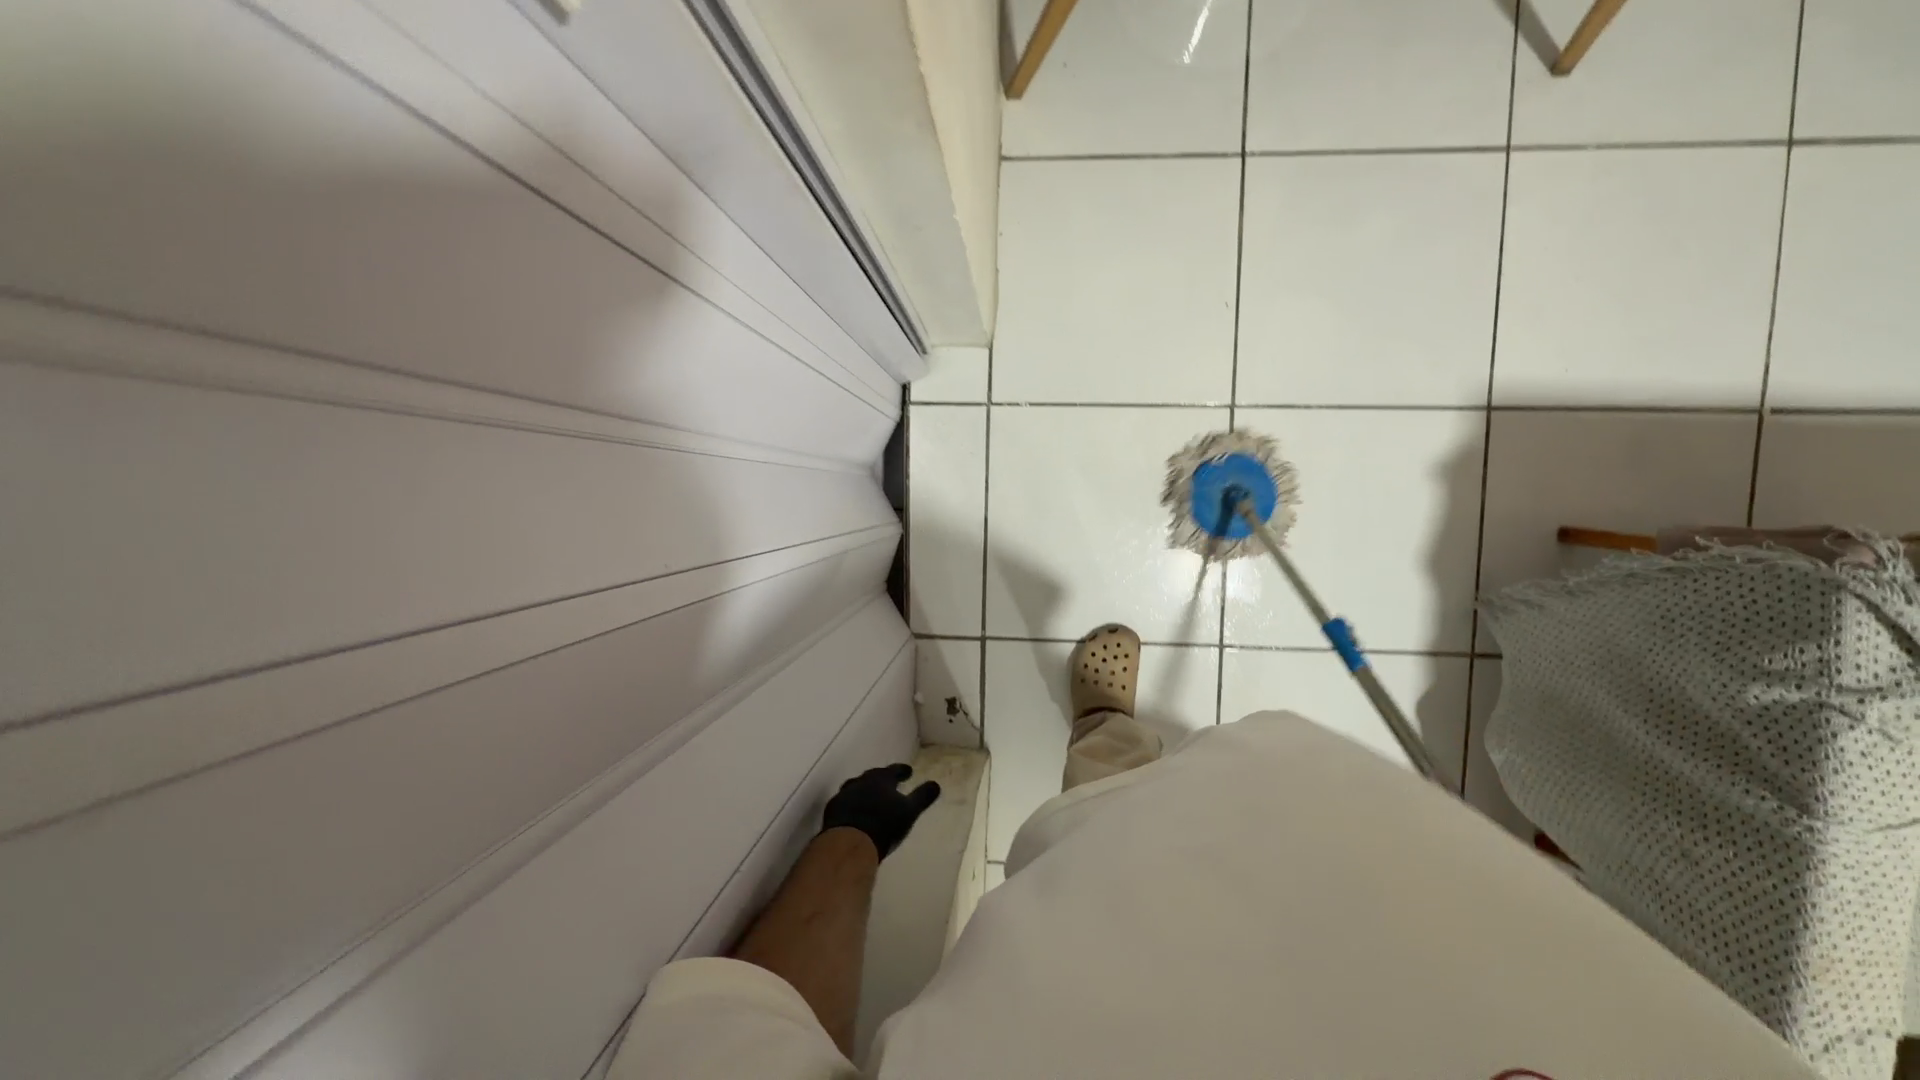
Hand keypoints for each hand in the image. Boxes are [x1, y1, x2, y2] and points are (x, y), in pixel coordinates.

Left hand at [821, 764, 939, 859]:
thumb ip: (922, 797)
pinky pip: (844, 802)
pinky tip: (853, 813)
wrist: (850, 842)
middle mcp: (861, 782)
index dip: (901, 770)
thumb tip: (936, 784)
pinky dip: (851, 804)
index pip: (894, 770)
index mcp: (881, 779)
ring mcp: (844, 795)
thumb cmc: (884, 825)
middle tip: (888, 783)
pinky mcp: (832, 810)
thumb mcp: (909, 811)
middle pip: (872, 776)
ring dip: (864, 791)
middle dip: (881, 779)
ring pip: (856, 788)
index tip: (908, 771)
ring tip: (870, 797)